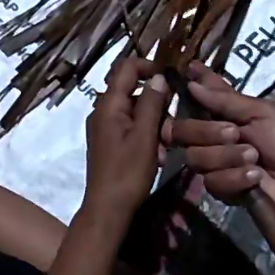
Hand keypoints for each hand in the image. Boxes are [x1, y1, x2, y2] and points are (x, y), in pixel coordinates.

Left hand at [82, 56, 170, 219]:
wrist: (107, 208)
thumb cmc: (127, 171)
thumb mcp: (145, 136)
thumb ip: (152, 103)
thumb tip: (159, 76)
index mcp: (108, 104)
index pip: (126, 67)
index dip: (148, 65)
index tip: (171, 78)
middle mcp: (102, 111)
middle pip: (132, 90)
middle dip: (156, 102)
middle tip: (172, 122)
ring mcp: (104, 127)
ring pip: (134, 111)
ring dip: (154, 122)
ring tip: (166, 144)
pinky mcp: (109, 142)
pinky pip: (130, 127)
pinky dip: (146, 135)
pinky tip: (157, 154)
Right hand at [162, 61, 274, 216]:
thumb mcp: (261, 112)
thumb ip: (224, 100)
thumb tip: (192, 82)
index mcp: (223, 113)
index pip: (198, 96)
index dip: (188, 87)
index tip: (184, 73)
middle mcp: (211, 137)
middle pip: (182, 131)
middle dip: (207, 131)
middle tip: (234, 133)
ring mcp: (214, 164)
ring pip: (195, 158)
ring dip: (227, 156)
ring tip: (254, 157)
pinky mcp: (220, 189)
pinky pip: (212, 181)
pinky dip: (235, 177)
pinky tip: (255, 176)